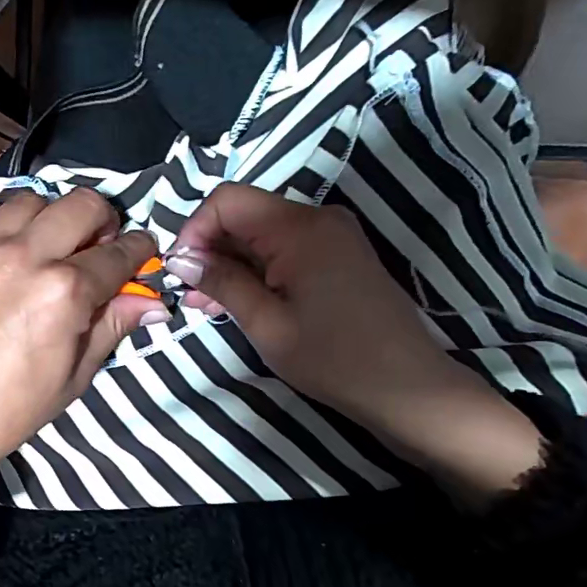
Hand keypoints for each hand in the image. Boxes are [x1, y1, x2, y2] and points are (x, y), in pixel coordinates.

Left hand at [0, 189, 163, 536]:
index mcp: (65, 292)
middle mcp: (26, 257)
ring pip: (31, 199)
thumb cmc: (14, 408)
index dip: (141, 250)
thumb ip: (115, 325)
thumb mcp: (77, 374)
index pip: (120, 253)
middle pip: (83, 205)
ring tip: (49, 246)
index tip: (144, 252)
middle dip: (104, 220)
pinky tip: (1, 241)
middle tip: (99, 247)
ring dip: (51, 216)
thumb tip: (156, 303)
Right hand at [168, 183, 540, 497]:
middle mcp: (318, 218)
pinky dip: (260, 271)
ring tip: (208, 305)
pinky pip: (287, 251)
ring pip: (264, 236)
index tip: (180, 271)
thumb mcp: (267, 323)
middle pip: (246, 215)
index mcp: (299, 227)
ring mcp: (332, 236)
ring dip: (233, 264)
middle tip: (189, 296)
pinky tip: (241, 301)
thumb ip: (223, 282)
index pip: (228, 200)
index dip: (196, 229)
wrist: (405, 386)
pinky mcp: (340, 256)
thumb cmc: (332, 358)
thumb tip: (180, 258)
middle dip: (211, 251)